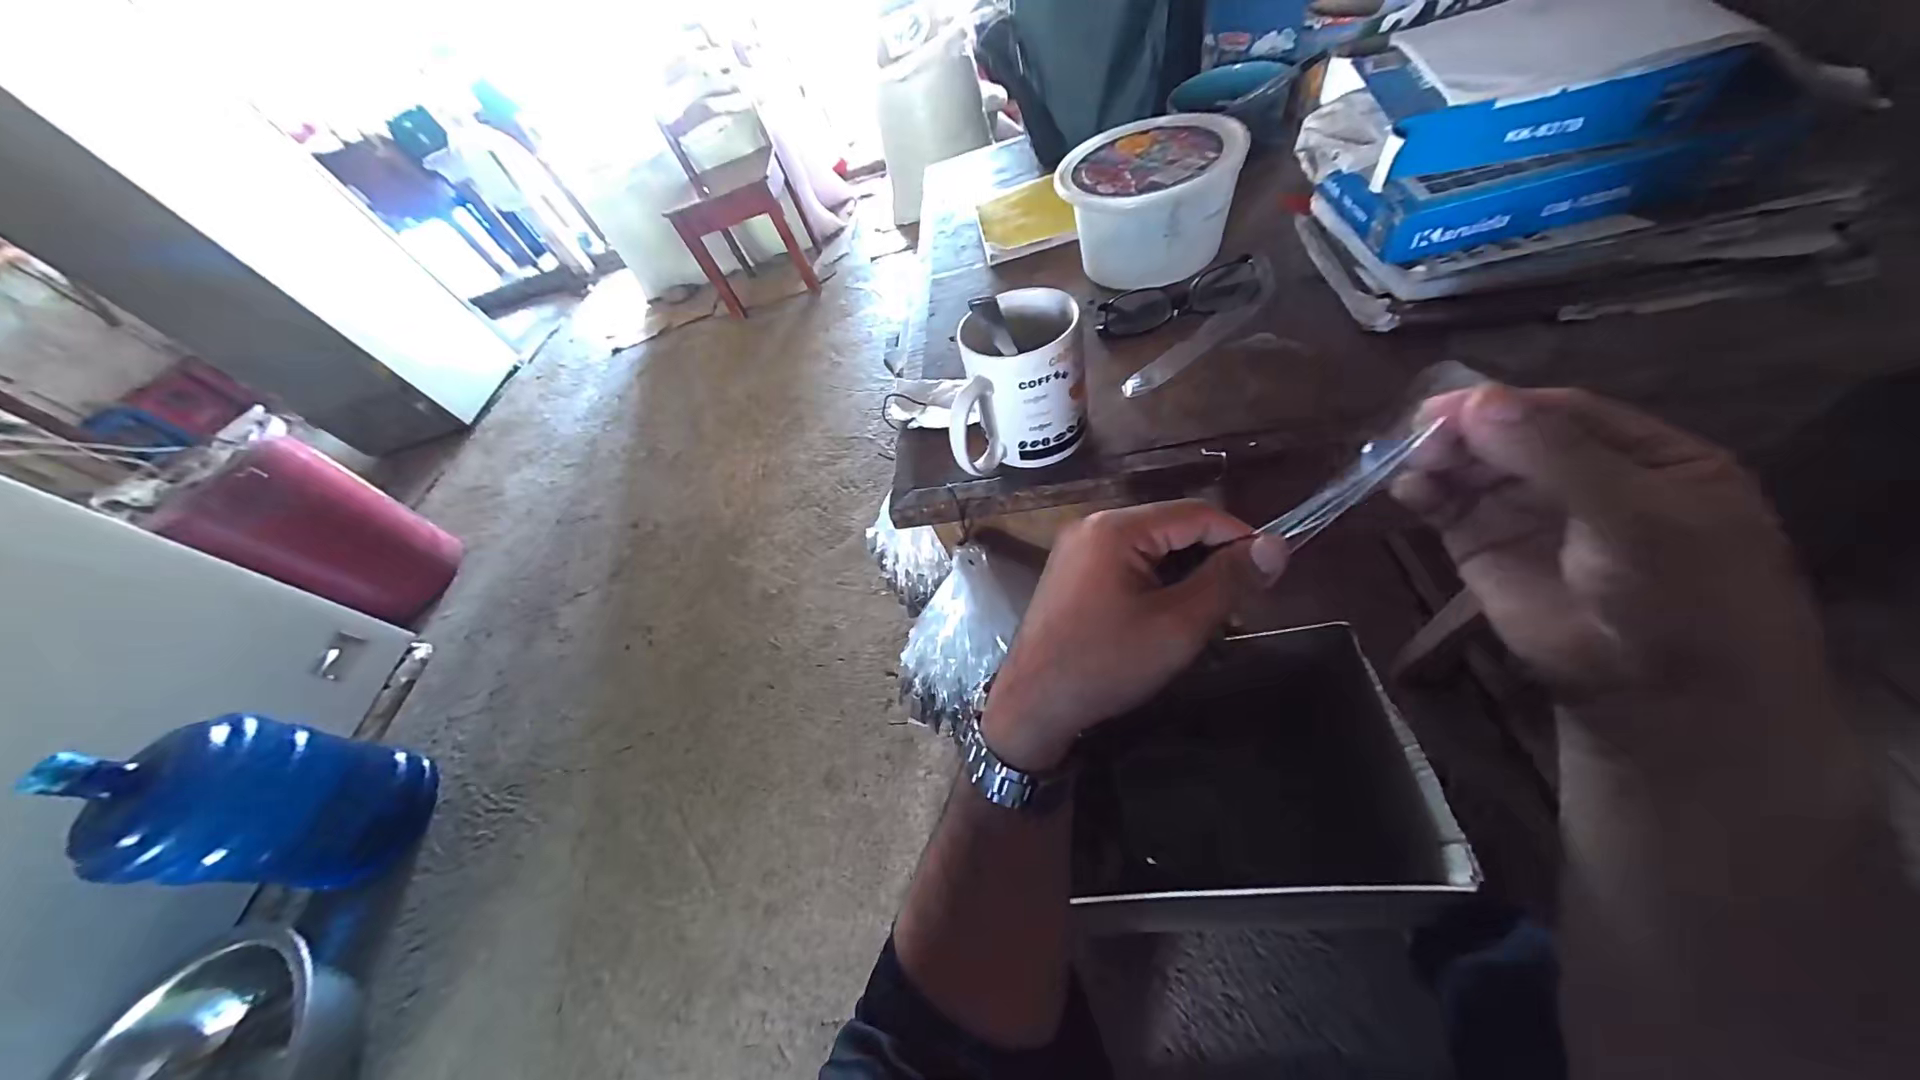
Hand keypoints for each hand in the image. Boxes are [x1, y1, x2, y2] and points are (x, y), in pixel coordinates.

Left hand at [981, 500, 1289, 770]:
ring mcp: (1077, 550)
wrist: (1032, 704)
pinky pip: (1127, 564)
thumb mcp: (1178, 625)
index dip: (1240, 538)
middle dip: (1211, 560)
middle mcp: (1092, 526)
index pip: (1196, 513)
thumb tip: (1276, 545)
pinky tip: (1168, 616)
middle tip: (1237, 604)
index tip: (1269, 574)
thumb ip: (1228, 581)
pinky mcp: (1071, 574)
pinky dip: (1156, 583)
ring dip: (1185, 575)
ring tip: (1207, 616)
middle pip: (1172, 527)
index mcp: (1115, 528)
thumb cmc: (1106, 664)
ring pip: (1151, 548)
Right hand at [1391, 385, 1828, 733]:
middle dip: (1461, 432)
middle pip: (1506, 436)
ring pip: (1469, 468)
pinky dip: (1422, 493)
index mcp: (1639, 455)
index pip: (1561, 412)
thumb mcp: (1635, 515)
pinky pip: (1445, 506)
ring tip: (1408, 463)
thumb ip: (1555, 456)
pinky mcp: (1480, 544)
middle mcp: (1576, 475)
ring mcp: (1524, 510)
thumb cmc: (1678, 595)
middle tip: (1416, 433)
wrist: (1653, 692)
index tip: (1447, 406)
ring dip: (1436, 460)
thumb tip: (1476, 402)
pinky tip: (1407, 489)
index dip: (1504, 404)